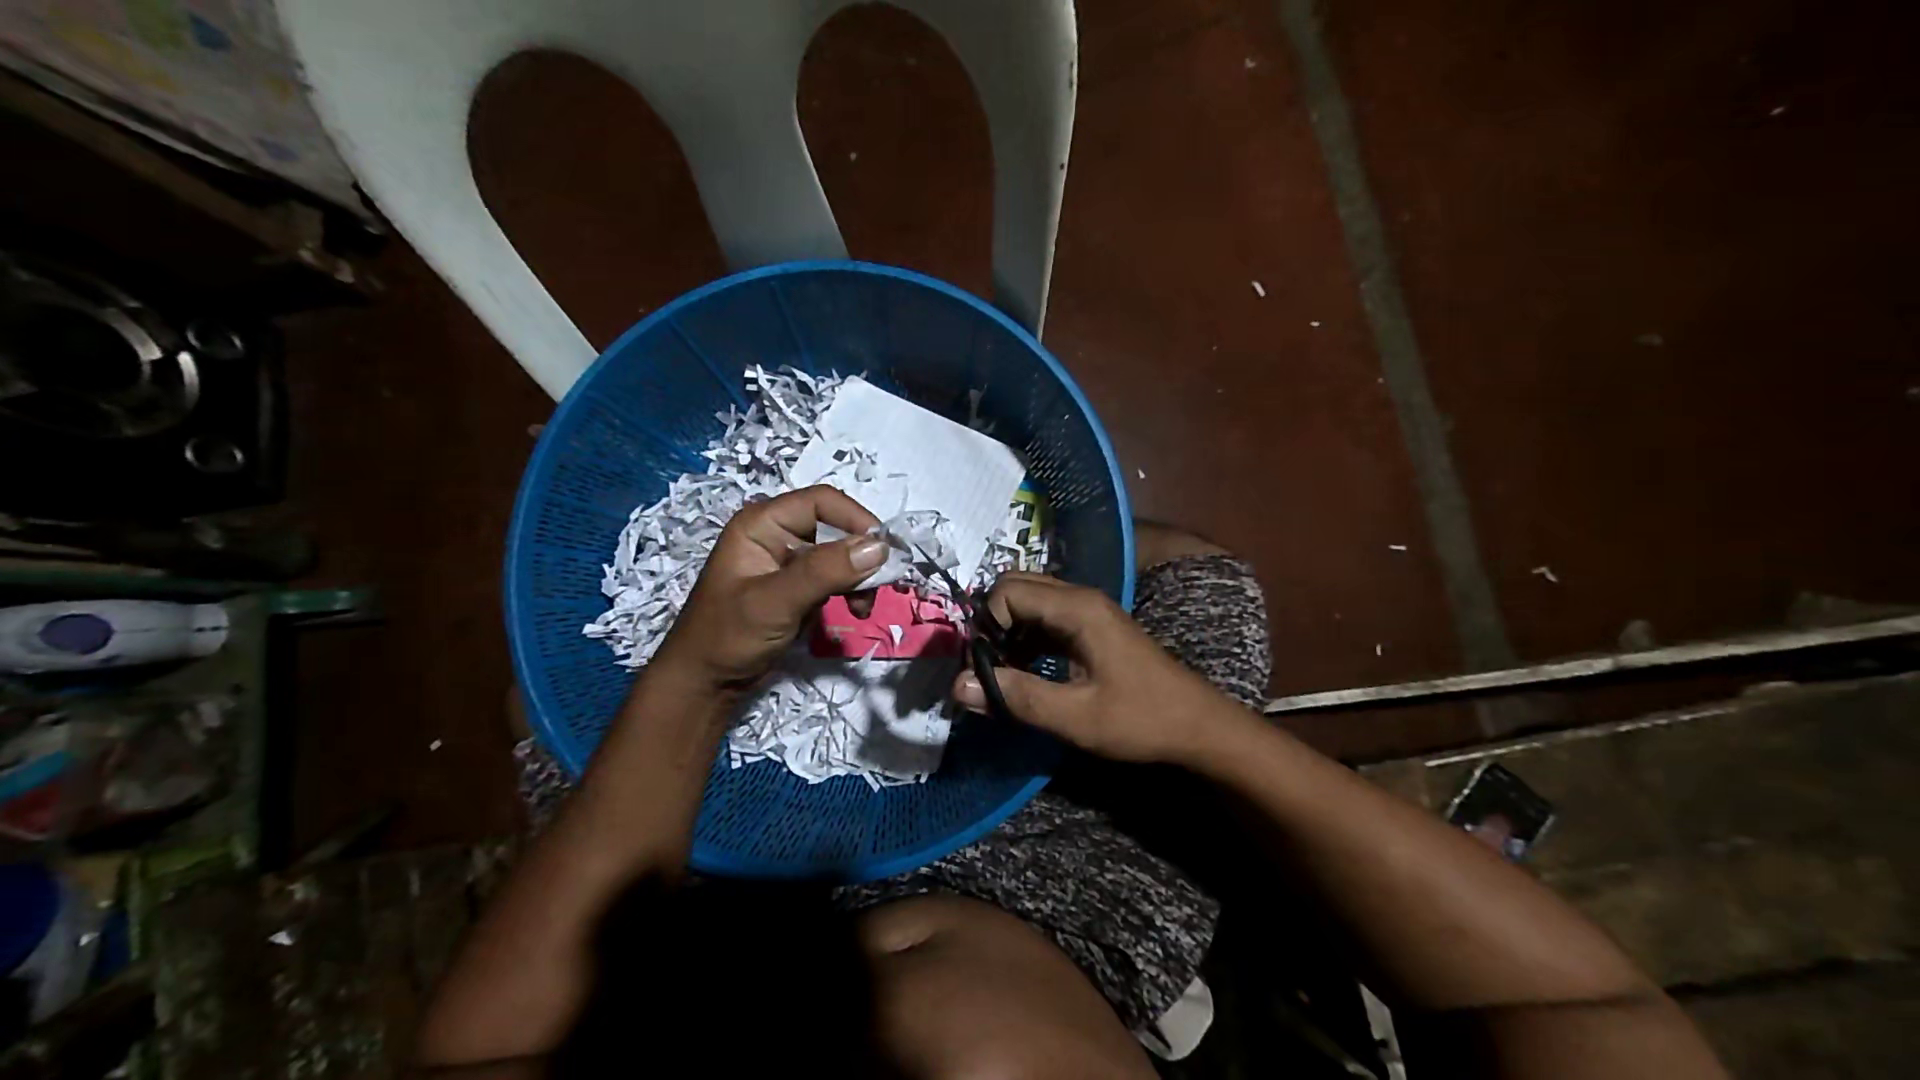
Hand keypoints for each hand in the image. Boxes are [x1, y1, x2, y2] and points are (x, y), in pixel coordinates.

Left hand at [653, 485, 887, 692]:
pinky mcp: (799, 586)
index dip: (855, 519)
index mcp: (762, 524)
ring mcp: (789, 561)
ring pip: (841, 553)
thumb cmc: (729, 635)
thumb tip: (879, 547)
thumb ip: (825, 571)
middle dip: (861, 553)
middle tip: (882, 583)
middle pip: (835, 526)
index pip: (821, 502)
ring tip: (864, 606)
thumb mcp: (776, 601)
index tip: (884, 551)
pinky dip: (851, 590)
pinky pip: (836, 576)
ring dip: (860, 575)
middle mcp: (777, 534)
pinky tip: (855, 611)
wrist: (706, 683)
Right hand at [950, 572, 1243, 764]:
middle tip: (988, 667)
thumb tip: (958, 685)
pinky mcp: (1092, 627)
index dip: (986, 626)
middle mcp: (1081, 598)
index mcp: (1077, 609)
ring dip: (1008, 632)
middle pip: (1016, 588)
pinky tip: (1026, 672)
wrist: (1199, 726)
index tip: (982, 667)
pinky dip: (1026, 639)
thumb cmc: (1141, 719)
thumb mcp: (1075, 717)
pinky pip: (1046, 618)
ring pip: (1030, 602)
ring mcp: (1089, 610)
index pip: (1007, 592)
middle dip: (992, 624)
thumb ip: (1016, 697)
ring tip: (1003, 673)